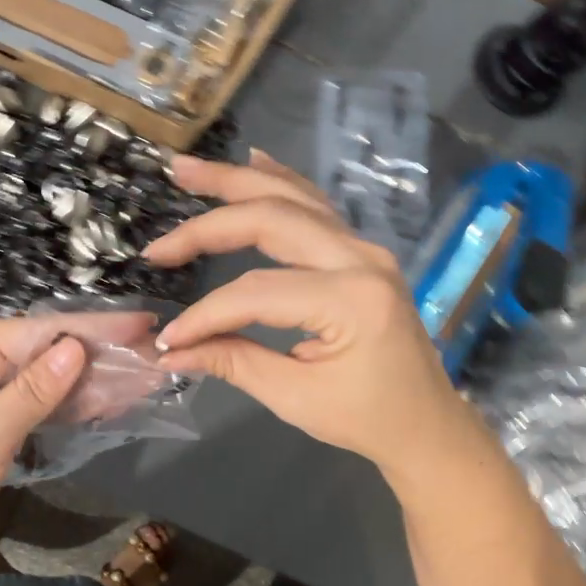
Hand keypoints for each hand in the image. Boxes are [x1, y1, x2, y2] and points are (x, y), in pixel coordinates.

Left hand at [0, 311, 154, 550]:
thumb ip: (34, 390)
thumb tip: (77, 348)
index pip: (41, 331)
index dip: (95, 329)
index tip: (143, 325)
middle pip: (48, 351)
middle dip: (101, 354)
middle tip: (156, 354)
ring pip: (48, 378)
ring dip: (93, 380)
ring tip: (146, 375)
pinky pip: (38, 403)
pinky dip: (71, 404)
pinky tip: (109, 400)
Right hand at [142, 151, 468, 468]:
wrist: (426, 424)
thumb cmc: (366, 419)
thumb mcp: (295, 397)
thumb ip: (233, 362)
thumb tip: (170, 349)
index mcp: (351, 300)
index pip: (257, 292)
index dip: (206, 314)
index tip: (170, 338)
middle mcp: (362, 259)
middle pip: (272, 220)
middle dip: (209, 225)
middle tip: (159, 240)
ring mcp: (365, 249)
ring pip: (294, 199)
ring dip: (238, 182)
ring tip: (188, 170)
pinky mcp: (361, 251)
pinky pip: (316, 205)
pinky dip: (281, 182)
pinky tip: (253, 161)